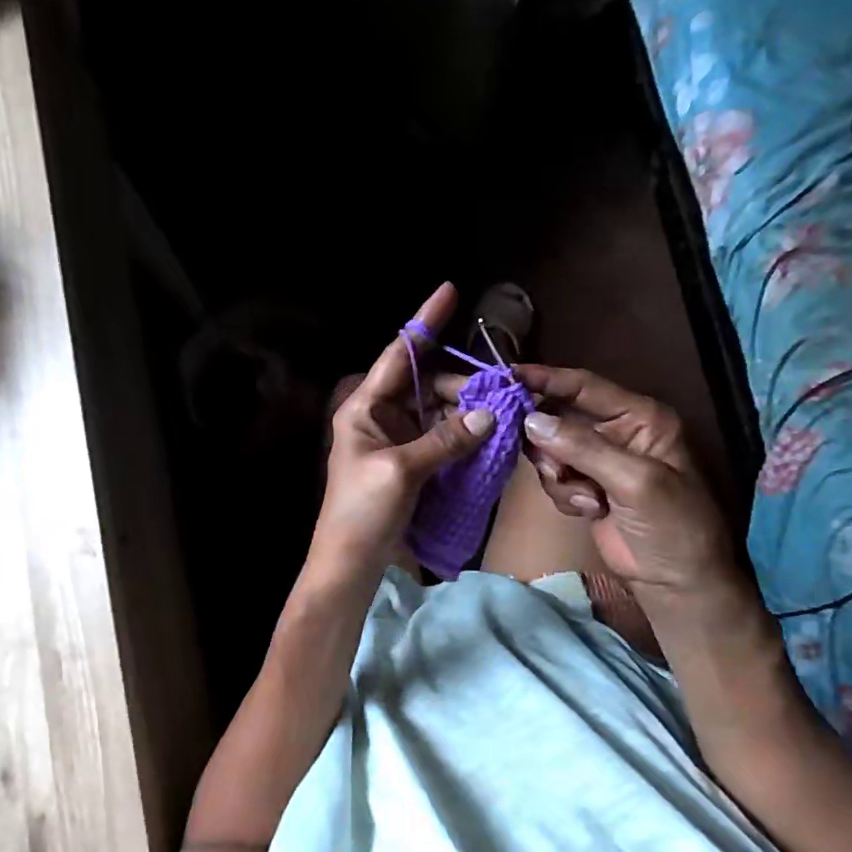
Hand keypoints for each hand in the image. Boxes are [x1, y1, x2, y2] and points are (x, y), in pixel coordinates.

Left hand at [316, 283, 493, 565]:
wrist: (350, 561)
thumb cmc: (361, 510)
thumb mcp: (401, 471)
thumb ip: (445, 440)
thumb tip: (489, 413)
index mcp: (364, 408)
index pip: (397, 354)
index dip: (424, 322)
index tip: (450, 290)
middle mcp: (380, 416)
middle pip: (426, 382)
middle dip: (462, 382)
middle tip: (500, 394)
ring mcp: (397, 440)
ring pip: (438, 409)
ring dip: (468, 409)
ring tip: (502, 415)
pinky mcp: (411, 463)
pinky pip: (442, 436)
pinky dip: (464, 434)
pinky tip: (489, 435)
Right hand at [510, 365, 738, 593]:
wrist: (677, 582)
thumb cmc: (673, 526)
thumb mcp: (634, 481)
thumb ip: (582, 447)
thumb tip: (531, 420)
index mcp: (640, 417)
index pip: (584, 386)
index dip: (546, 379)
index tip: (506, 376)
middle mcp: (616, 431)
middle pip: (558, 417)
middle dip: (548, 442)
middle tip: (551, 465)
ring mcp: (598, 459)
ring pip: (549, 449)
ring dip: (558, 475)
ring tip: (585, 498)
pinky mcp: (583, 485)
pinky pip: (553, 476)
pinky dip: (563, 494)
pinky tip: (588, 510)